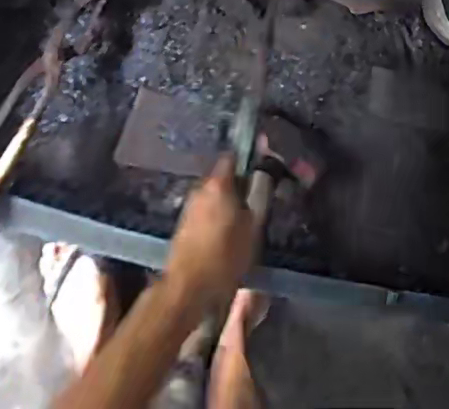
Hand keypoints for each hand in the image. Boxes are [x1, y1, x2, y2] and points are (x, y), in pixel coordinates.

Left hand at [163, 155, 255, 309]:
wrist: (186, 292)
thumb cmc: (226, 255)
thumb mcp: (254, 222)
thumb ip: (261, 189)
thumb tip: (267, 165)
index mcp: (217, 183)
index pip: (233, 156)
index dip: (250, 159)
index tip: (264, 170)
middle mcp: (199, 189)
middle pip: (223, 177)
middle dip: (240, 184)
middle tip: (258, 201)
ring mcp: (188, 209)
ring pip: (214, 195)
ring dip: (228, 202)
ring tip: (244, 221)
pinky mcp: (182, 228)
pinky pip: (205, 211)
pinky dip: (217, 216)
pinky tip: (227, 235)